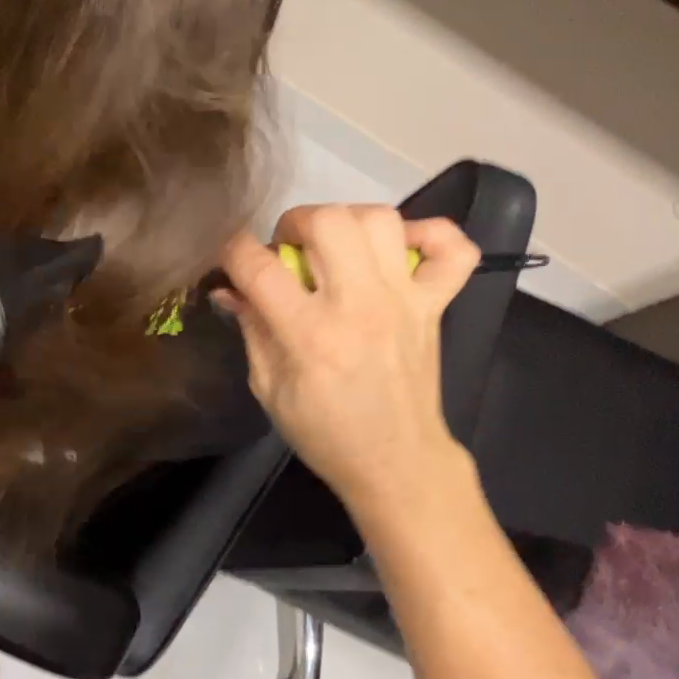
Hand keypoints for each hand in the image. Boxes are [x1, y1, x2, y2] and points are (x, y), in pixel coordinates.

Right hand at [212, 205, 479, 512]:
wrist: (395, 458)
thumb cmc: (322, 431)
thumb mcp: (268, 387)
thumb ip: (252, 330)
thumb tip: (230, 290)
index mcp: (308, 334)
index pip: (260, 268)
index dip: (233, 250)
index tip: (226, 257)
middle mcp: (358, 305)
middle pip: (328, 222)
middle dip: (294, 223)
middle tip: (286, 251)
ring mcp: (404, 300)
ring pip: (381, 220)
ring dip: (346, 221)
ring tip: (332, 246)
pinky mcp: (436, 303)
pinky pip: (451, 246)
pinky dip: (427, 233)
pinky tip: (397, 250)